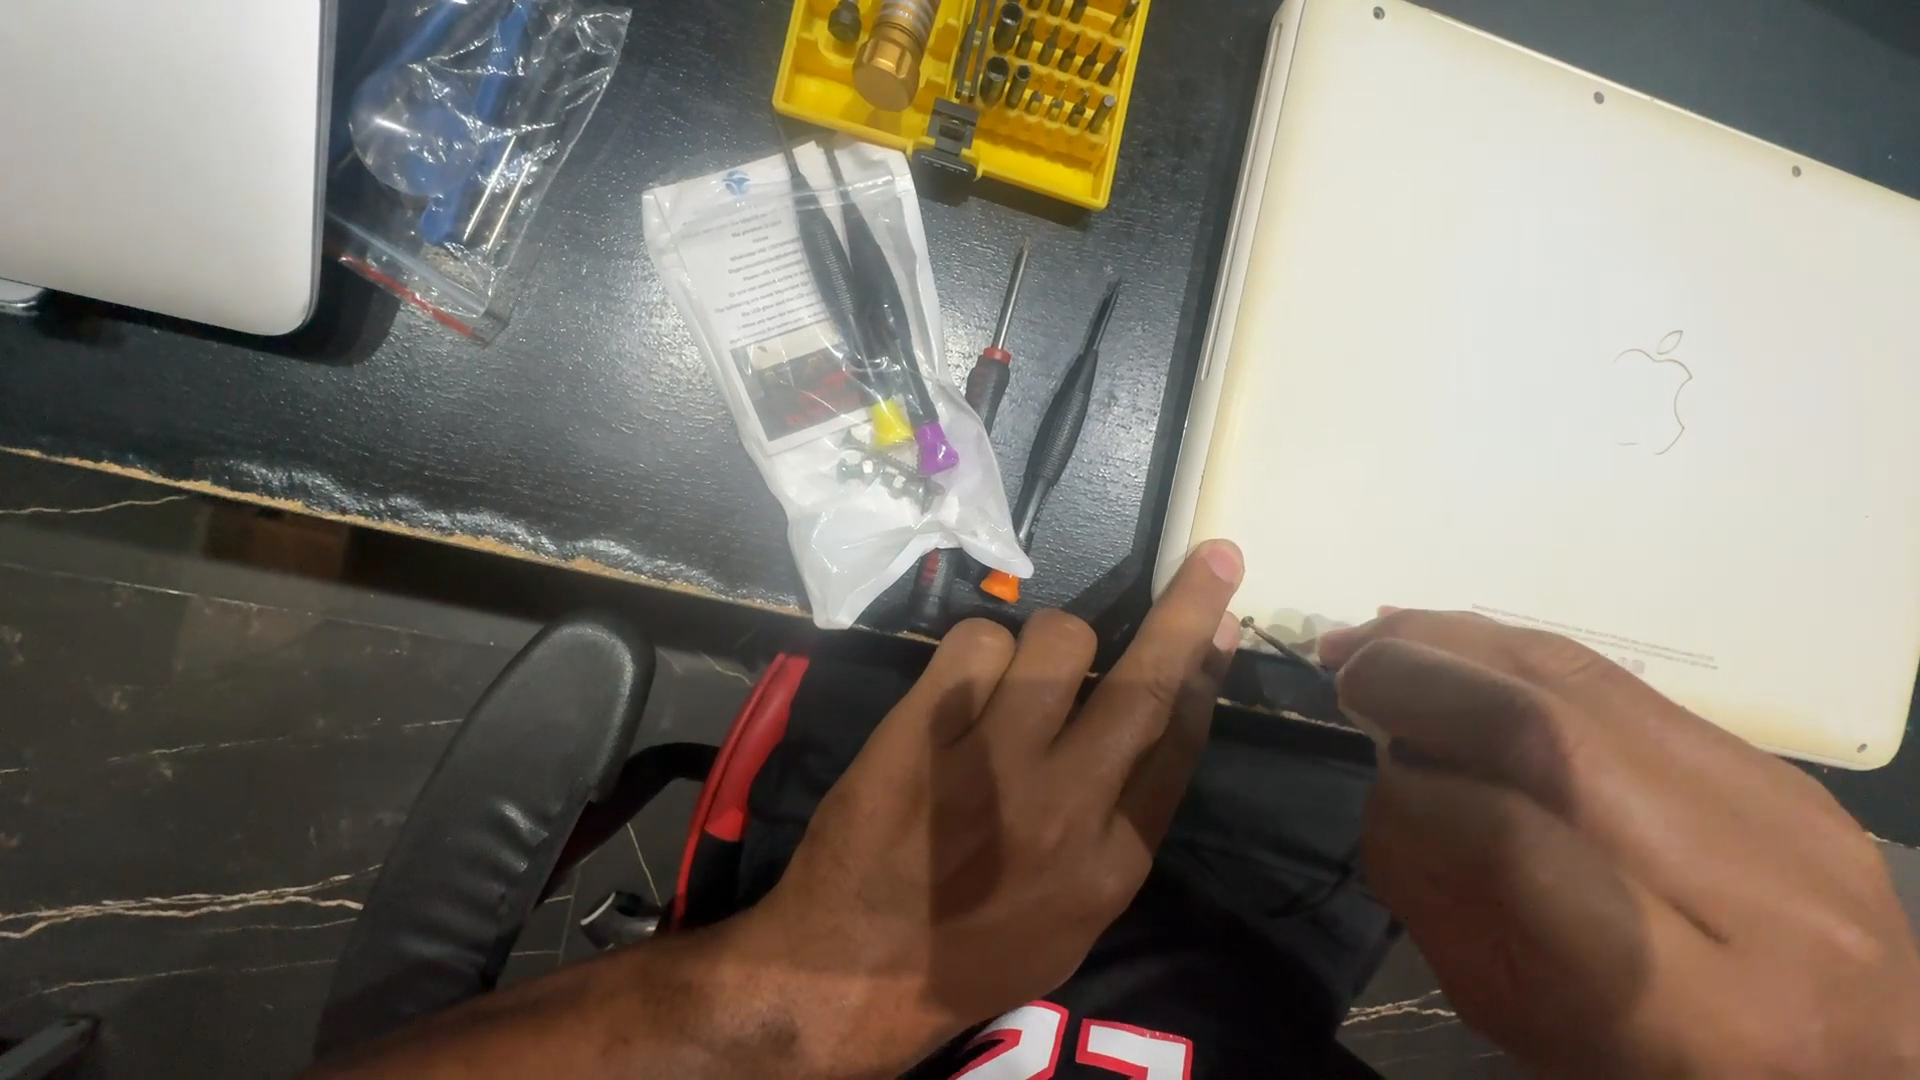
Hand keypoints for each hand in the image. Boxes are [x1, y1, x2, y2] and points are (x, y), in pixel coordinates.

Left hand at [726, 541, 1244, 1077]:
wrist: (851, 972)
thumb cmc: (975, 947)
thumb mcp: (1077, 911)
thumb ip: (1122, 820)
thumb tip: (1156, 723)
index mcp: (1113, 858)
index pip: (1178, 740)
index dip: (1205, 670)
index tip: (1221, 619)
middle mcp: (1065, 805)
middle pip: (1142, 685)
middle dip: (1185, 612)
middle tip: (1211, 559)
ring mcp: (989, 765)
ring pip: (1055, 641)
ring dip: (1051, 640)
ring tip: (1020, 675)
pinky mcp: (920, 735)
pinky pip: (973, 643)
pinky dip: (979, 646)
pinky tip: (959, 686)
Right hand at [1321, 611, 1919, 1077]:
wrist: (1835, 1053)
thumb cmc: (1636, 1056)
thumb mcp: (1511, 1007)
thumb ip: (1435, 891)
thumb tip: (1392, 767)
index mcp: (1692, 1002)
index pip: (1513, 844)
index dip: (1412, 795)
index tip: (1373, 783)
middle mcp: (1759, 891)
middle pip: (1545, 733)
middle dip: (1416, 681)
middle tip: (1341, 668)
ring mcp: (1774, 806)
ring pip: (1574, 675)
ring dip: (1447, 640)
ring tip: (1371, 637)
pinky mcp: (1766, 758)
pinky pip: (1603, 673)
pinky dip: (1499, 646)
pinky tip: (1440, 640)